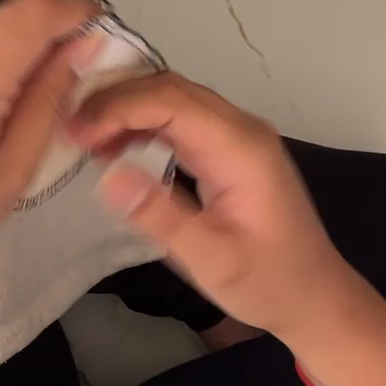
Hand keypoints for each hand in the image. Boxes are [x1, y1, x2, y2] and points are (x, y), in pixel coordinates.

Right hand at [67, 72, 378, 348]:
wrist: (315, 298)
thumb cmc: (267, 283)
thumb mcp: (212, 261)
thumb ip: (162, 217)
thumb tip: (107, 176)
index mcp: (240, 148)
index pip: (171, 101)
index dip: (118, 107)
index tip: (77, 132)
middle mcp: (240, 128)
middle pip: (169, 88)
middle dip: (114, 100)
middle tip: (70, 130)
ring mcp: (234, 134)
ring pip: (170, 96)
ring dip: (123, 108)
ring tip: (83, 137)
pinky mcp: (225, 147)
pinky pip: (176, 116)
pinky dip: (139, 123)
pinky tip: (112, 146)